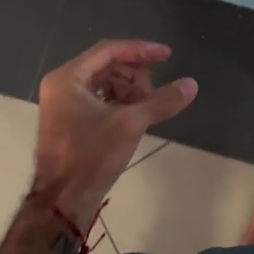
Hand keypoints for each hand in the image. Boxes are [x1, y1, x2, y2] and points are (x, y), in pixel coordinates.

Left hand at [32, 40, 196, 227]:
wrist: (62, 203)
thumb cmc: (90, 157)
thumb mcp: (129, 125)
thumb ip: (161, 101)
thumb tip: (191, 84)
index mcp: (68, 77)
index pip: (109, 50)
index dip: (140, 50)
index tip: (167, 55)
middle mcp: (62, 84)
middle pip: (106, 65)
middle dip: (135, 74)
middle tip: (155, 91)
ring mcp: (63, 103)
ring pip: (103, 83)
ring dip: (129, 90)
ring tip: (148, 106)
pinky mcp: (69, 120)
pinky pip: (98, 99)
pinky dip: (119, 103)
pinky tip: (136, 116)